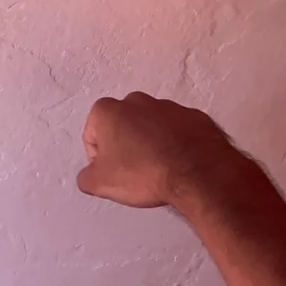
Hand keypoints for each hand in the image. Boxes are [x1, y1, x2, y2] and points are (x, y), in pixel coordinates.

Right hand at [76, 93, 266, 212]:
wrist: (200, 175)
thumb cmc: (145, 173)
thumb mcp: (100, 183)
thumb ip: (85, 177)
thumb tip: (90, 175)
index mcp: (108, 111)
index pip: (93, 137)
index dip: (100, 160)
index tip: (115, 174)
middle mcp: (136, 101)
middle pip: (122, 127)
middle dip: (126, 146)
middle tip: (135, 172)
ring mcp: (169, 107)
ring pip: (151, 127)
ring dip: (151, 144)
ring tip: (160, 170)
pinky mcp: (195, 117)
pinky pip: (179, 131)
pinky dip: (177, 145)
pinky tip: (180, 165)